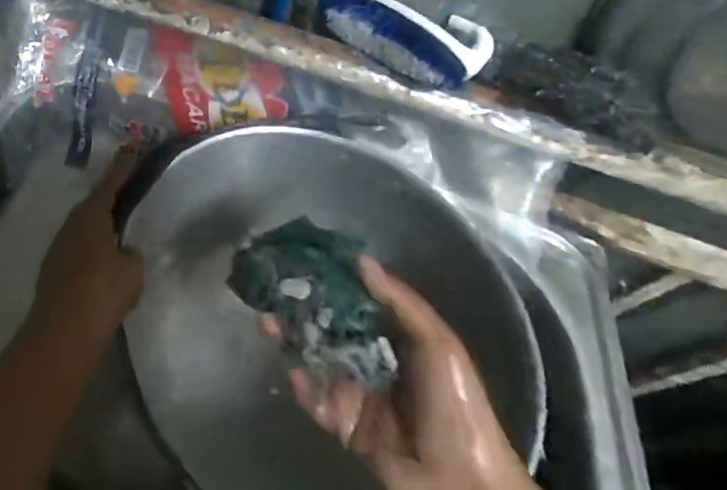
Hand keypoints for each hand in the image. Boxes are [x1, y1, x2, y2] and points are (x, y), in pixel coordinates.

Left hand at [31, 149, 145, 340]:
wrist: (62, 332)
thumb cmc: (103, 291)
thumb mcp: (132, 270)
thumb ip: (132, 253)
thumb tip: (124, 252)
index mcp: (91, 214)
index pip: (110, 183)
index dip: (122, 168)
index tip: (130, 151)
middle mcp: (72, 223)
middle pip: (95, 203)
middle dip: (111, 197)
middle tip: (129, 191)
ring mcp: (59, 246)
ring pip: (84, 227)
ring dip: (100, 225)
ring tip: (119, 228)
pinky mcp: (53, 269)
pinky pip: (78, 248)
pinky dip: (92, 247)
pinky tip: (103, 260)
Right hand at [261, 256, 536, 489]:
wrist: (460, 482)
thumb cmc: (454, 403)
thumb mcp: (437, 343)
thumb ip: (399, 301)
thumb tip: (361, 259)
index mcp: (395, 338)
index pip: (356, 302)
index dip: (332, 282)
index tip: (304, 260)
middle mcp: (371, 359)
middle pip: (329, 327)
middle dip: (301, 308)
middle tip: (273, 290)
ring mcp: (356, 392)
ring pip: (315, 358)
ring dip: (290, 340)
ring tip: (266, 323)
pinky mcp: (345, 425)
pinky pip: (316, 401)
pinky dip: (302, 387)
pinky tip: (294, 373)